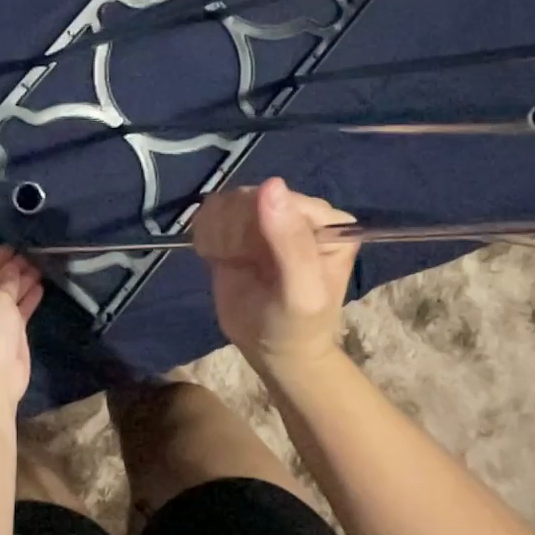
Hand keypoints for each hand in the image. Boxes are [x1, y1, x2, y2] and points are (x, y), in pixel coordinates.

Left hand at [0, 245, 43, 408]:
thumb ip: (8, 279)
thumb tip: (15, 266)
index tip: (16, 242)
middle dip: (14, 266)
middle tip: (35, 252)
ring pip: (11, 293)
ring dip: (24, 280)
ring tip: (43, 264)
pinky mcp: (12, 331)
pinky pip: (21, 308)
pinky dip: (30, 296)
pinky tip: (42, 284)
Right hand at [192, 177, 357, 369]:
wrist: (272, 351)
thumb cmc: (295, 325)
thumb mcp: (300, 291)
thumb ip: (290, 242)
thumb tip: (271, 183)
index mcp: (327, 220)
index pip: (277, 197)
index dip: (258, 225)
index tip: (255, 259)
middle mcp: (297, 212)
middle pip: (246, 196)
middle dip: (235, 232)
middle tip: (241, 263)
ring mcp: (265, 218)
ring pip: (224, 202)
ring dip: (218, 235)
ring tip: (230, 262)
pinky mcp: (238, 227)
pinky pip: (210, 212)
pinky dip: (207, 237)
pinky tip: (219, 259)